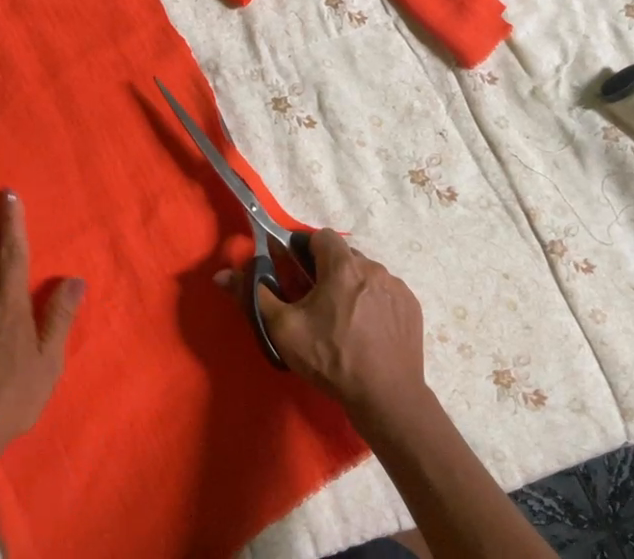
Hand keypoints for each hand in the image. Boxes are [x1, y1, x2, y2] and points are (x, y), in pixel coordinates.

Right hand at [224, 231, 426, 414]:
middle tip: (313, 303)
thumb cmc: (331, 358)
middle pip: (343, 256)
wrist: (387, 398)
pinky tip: (365, 331)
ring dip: (350, 287)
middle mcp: (373, 268)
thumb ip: (254, 295)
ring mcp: (396, 288)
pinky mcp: (411, 308)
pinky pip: (384, 293)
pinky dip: (372, 303)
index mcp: (342, 266)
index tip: (296, 273)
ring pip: (365, 275)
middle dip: (326, 271)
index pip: (321, 236)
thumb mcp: (284, 329)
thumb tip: (222, 275)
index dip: (304, 249)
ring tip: (341, 321)